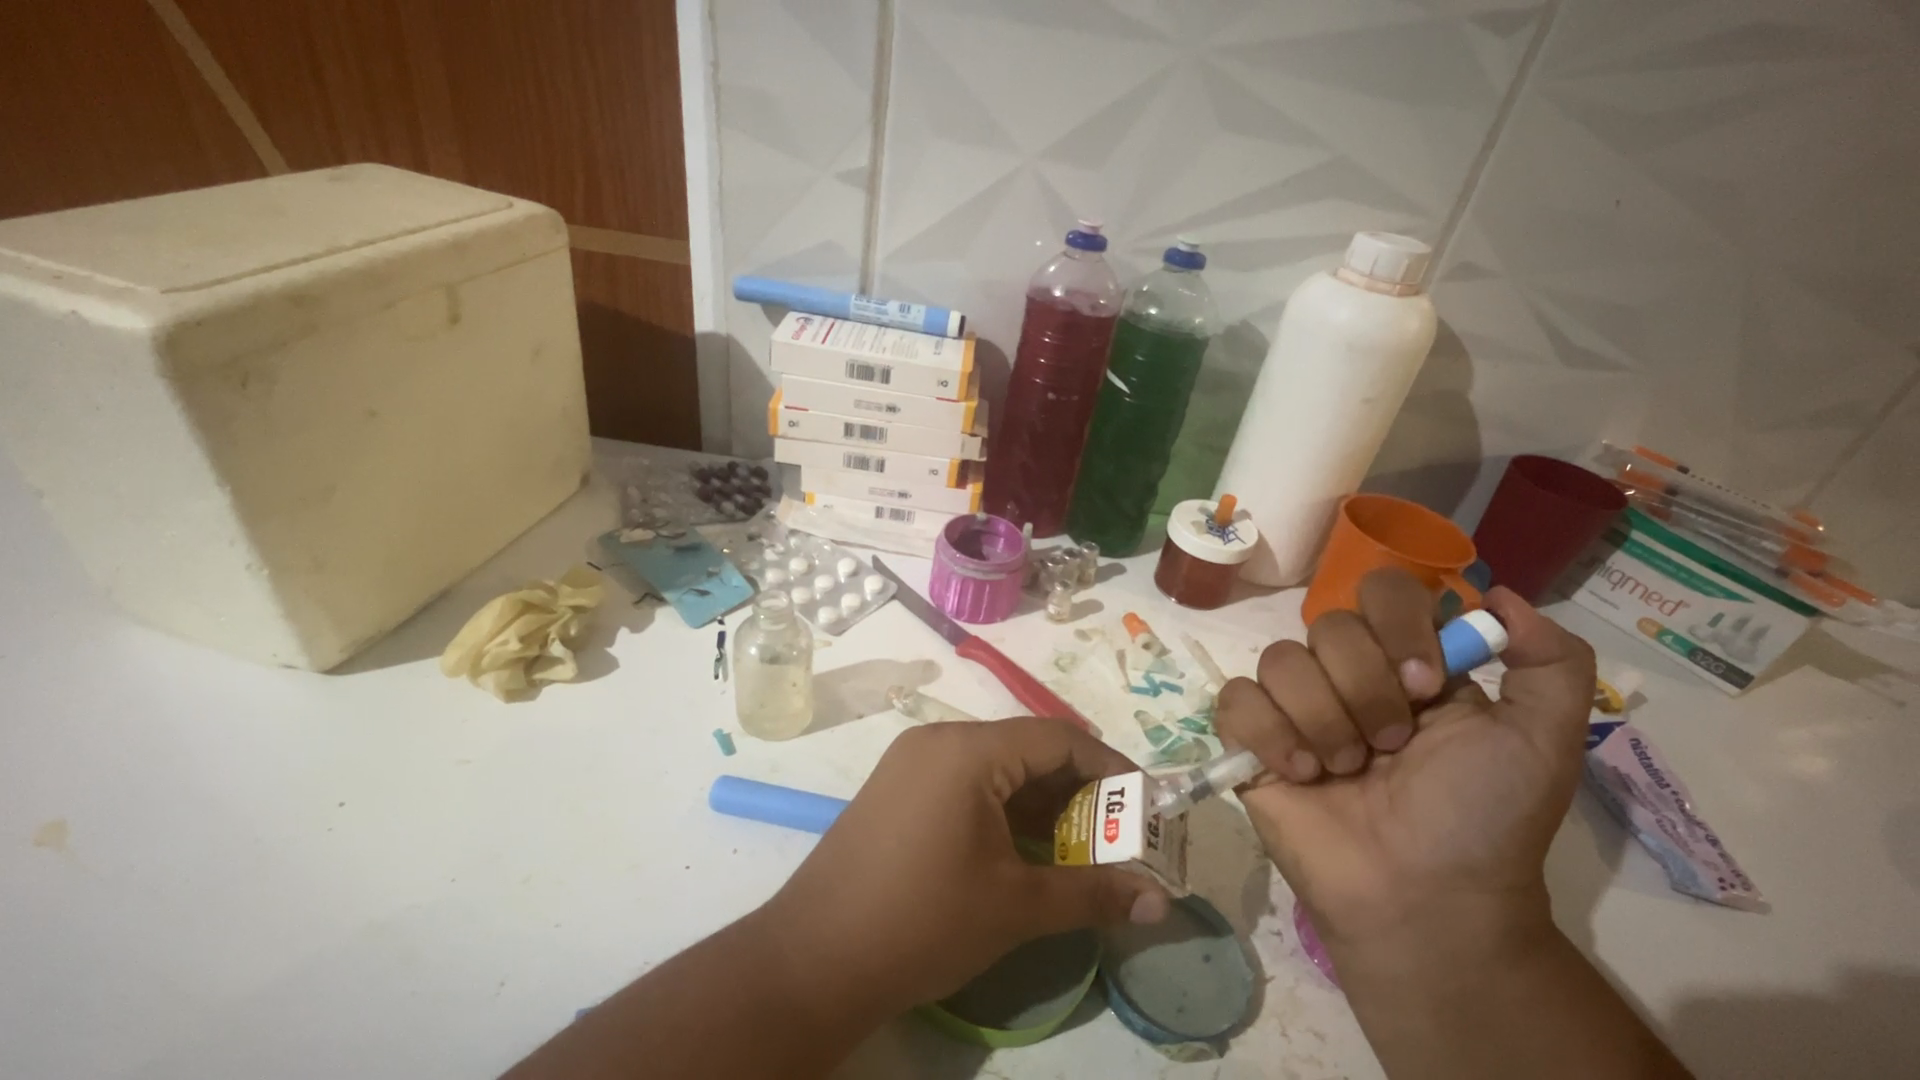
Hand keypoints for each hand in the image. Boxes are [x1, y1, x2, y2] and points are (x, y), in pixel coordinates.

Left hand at [752, 718, 1171, 1020]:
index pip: (1059, 739)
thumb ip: (1094, 894)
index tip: (1147, 809)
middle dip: (1080, 793)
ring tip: (1082, 851)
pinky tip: (1028, 852)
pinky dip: (1004, 812)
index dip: (1111, 770)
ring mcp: (911, 765)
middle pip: (1028, 751)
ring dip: (1043, 805)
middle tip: (1120, 838)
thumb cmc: (923, 921)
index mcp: (967, 750)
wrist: (813, 961)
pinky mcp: (897, 793)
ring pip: (997, 770)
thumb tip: (1162, 902)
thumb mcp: (1017, 906)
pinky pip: (966, 785)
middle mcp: (937, 742)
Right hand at [1216, 569, 1595, 947]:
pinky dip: (1270, 734)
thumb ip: (1552, 660)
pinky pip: (1237, 699)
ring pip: (1280, 659)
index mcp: (1409, 662)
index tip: (1424, 685)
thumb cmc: (1484, 819)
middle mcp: (1349, 675)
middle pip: (1329, 625)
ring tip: (1346, 771)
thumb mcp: (1544, 740)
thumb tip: (1494, 594)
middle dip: (1365, 689)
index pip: (1383, 591)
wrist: (1423, 896)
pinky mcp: (1251, 741)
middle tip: (1391, 746)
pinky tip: (1301, 773)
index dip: (1398, 624)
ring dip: (1323, 720)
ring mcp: (1295, 707)